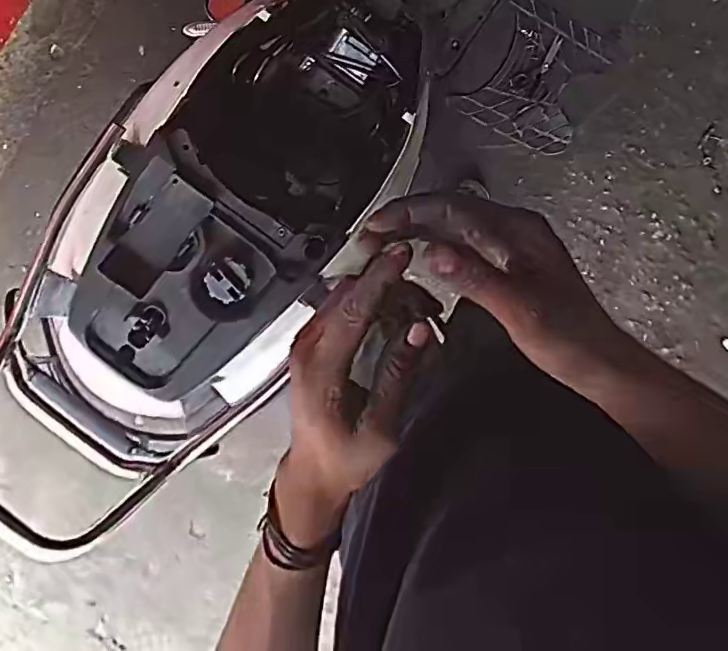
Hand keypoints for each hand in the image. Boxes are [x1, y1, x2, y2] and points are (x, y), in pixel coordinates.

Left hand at [275, 243, 433, 545]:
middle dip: (386, 282)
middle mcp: (306, 346)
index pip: (352, 308)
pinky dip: (367, 299)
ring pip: (344, 295)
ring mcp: (305, 340)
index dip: (379, 278)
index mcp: (320, 368)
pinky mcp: (310, 340)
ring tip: (414, 304)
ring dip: (379, 290)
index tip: (402, 255)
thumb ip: (398, 376)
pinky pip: (339, 305)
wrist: (311, 472)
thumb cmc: (345, 458)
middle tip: (422, 291)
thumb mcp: (380, 429)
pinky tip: (392, 309)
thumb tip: (419, 331)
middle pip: (348, 294)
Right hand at [365, 193, 635, 382]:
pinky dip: (432, 242)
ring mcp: (511, 244)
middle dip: (406, 217)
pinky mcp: (506, 262)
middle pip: (450, 209)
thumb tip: (434, 253)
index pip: (453, 207)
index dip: (410, 212)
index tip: (379, 224)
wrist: (602, 365)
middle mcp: (515, 230)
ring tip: (384, 239)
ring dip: (416, 228)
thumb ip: (476, 279)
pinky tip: (417, 252)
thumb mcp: (521, 312)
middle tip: (371, 232)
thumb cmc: (573, 340)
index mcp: (519, 231)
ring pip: (453, 223)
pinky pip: (461, 240)